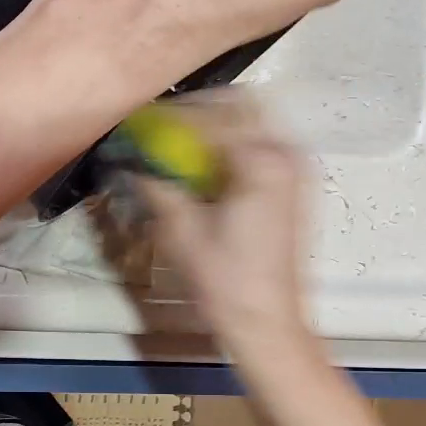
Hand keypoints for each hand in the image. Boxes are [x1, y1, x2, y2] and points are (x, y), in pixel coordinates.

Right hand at [138, 99, 313, 343]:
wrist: (267, 320)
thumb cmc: (224, 279)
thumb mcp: (179, 229)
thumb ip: (155, 182)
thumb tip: (129, 157)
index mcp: (260, 160)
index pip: (209, 114)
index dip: (170, 116)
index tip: (142, 123)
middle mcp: (286, 154)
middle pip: (240, 105)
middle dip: (198, 111)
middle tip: (163, 129)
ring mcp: (296, 169)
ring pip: (253, 121)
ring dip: (215, 126)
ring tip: (179, 147)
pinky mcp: (294, 185)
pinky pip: (260, 144)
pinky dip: (231, 145)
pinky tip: (204, 168)